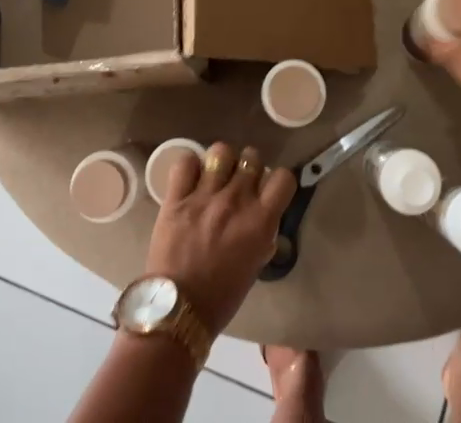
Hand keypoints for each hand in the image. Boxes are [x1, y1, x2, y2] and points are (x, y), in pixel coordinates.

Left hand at [148, 143, 297, 331]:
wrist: (179, 309)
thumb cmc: (222, 296)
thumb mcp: (255, 265)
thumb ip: (263, 234)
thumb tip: (263, 217)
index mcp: (261, 221)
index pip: (283, 177)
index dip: (277, 180)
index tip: (268, 188)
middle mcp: (236, 201)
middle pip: (251, 157)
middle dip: (248, 167)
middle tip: (238, 183)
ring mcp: (204, 196)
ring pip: (221, 151)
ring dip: (221, 161)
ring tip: (214, 177)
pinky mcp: (176, 198)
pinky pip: (185, 162)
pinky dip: (189, 166)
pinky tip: (190, 180)